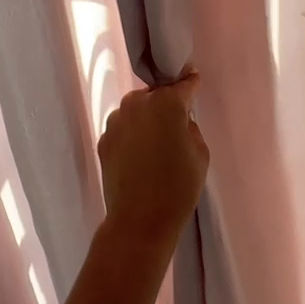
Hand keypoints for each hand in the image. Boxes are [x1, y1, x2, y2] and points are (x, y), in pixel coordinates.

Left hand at [96, 74, 208, 244]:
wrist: (139, 222)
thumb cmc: (178, 187)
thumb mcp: (200, 153)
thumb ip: (189, 126)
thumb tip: (178, 120)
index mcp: (166, 102)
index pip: (182, 83)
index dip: (190, 84)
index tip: (193, 82)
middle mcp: (137, 103)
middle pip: (155, 95)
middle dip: (164, 105)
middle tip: (173, 126)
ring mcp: (116, 120)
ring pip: (136, 111)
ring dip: (145, 120)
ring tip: (153, 146)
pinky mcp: (103, 139)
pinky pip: (123, 129)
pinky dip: (131, 136)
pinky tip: (138, 158)